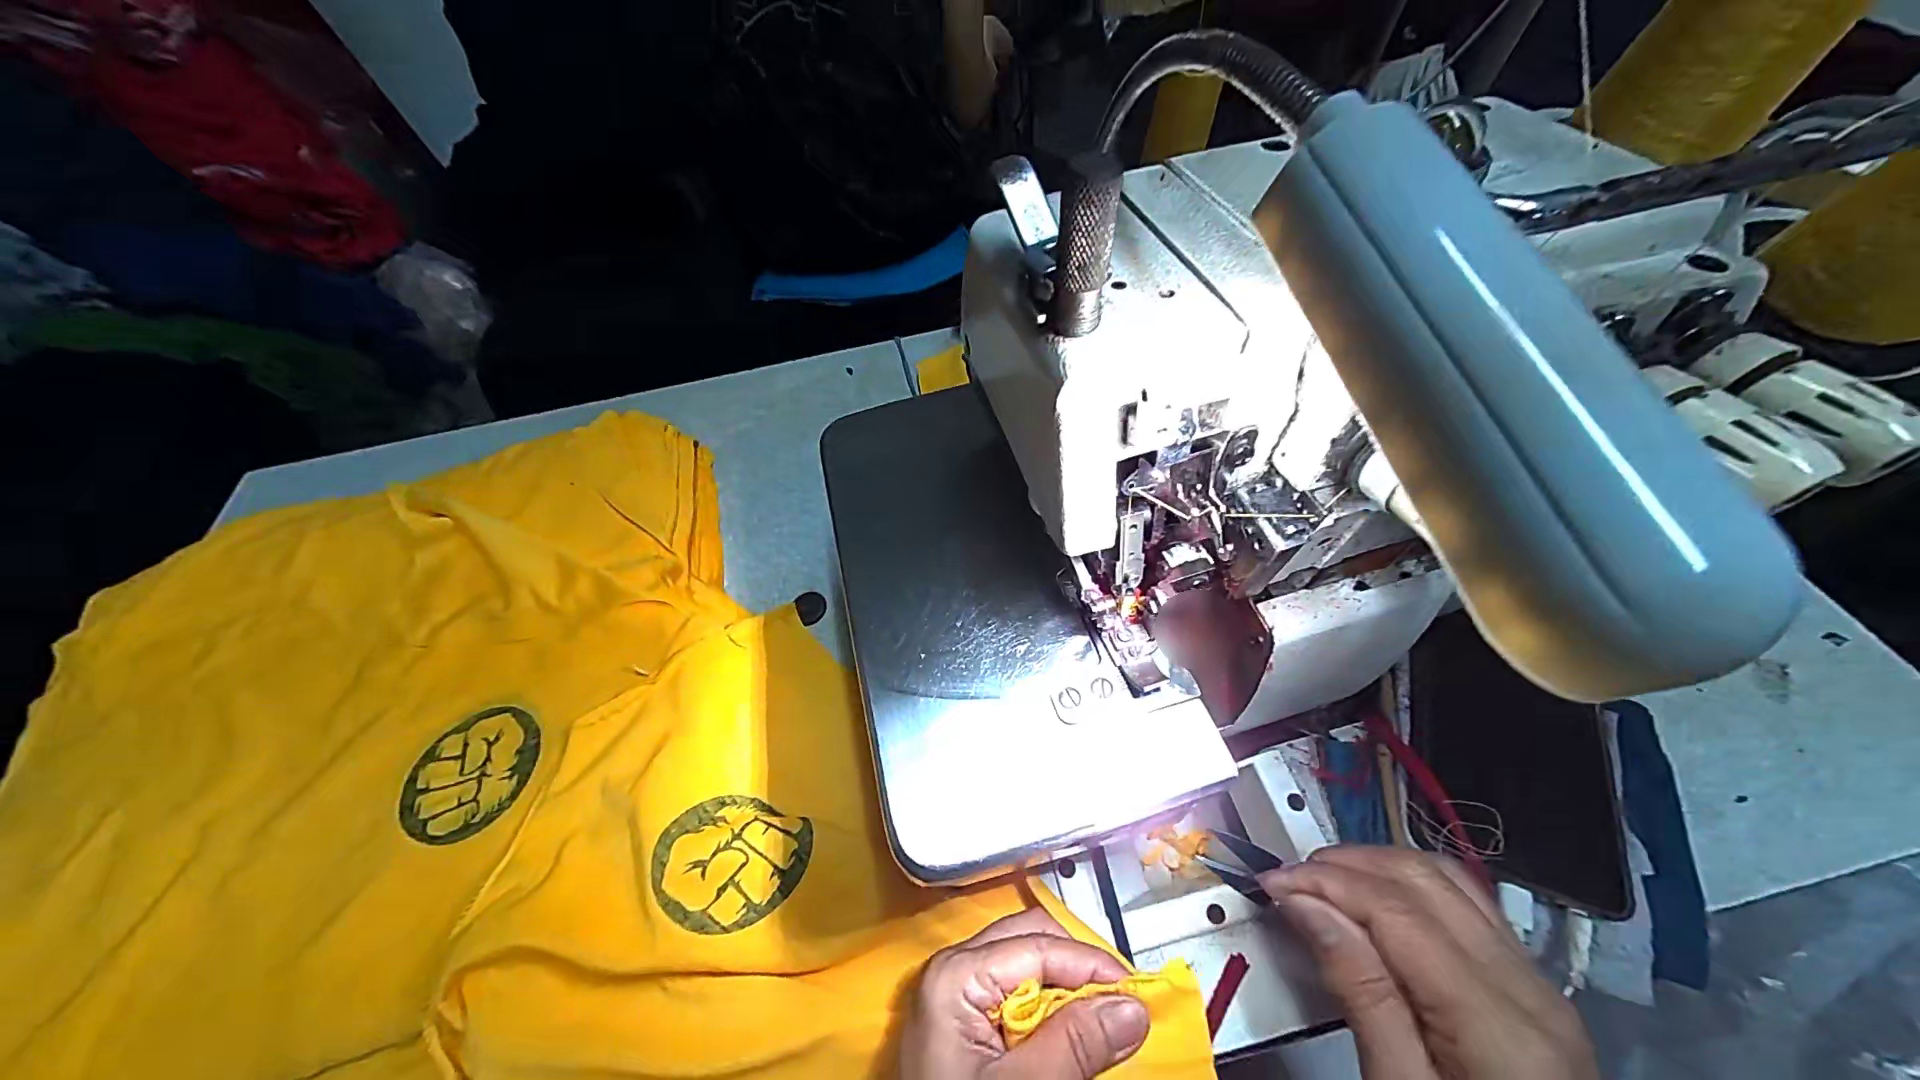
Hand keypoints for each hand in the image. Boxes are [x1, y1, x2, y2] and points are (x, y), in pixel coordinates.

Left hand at [900, 908, 1151, 1078]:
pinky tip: (1066, 1037)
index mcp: (956, 974)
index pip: (1039, 944)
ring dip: (1065, 989)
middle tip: (1119, 1009)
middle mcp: (954, 968)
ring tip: (1098, 1027)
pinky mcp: (963, 1018)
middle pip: (1031, 939)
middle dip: (1078, 968)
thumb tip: (1130, 1007)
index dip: (1092, 964)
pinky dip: (1046, 1008)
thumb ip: (1074, 1046)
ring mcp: (956, 991)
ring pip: (1025, 962)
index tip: (1137, 995)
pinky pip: (1013, 991)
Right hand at [1259, 846, 1597, 1079]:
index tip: (1273, 884)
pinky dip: (1406, 886)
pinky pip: (1464, 903)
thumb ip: (1360, 993)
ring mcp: (1536, 984)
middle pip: (1425, 880)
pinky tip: (1369, 902)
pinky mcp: (1529, 985)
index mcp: (1499, 1025)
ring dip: (1374, 868)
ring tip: (1321, 886)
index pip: (1398, 911)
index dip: (1326, 883)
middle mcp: (1529, 990)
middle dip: (1346, 866)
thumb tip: (1304, 905)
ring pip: (1446, 879)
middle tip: (1290, 882)